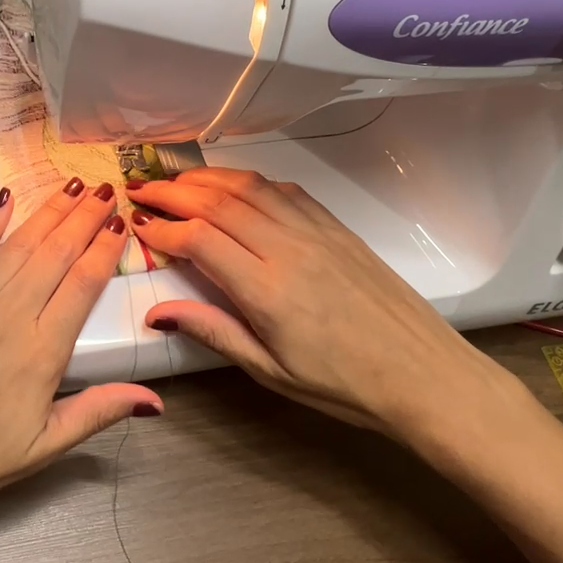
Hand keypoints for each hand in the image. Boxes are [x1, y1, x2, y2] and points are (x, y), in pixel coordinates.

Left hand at [0, 178, 160, 562]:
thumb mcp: (41, 448)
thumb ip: (97, 413)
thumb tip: (156, 398)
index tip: (123, 224)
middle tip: (105, 190)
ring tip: (72, 187)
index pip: (83, 283)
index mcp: (41, 349)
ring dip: (49, 212)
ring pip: (19, 243)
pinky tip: (6, 198)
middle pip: (56, 252)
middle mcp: (10, 311)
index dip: (105, 250)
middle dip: (84, 217)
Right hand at [127, 167, 515, 436]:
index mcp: (267, 289)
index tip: (137, 225)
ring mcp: (315, 231)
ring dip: (206, 177)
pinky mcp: (336, 227)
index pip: (199, 240)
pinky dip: (250, 181)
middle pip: (217, 202)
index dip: (162, 227)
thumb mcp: (271, 372)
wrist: (426, 376)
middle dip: (172, 191)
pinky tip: (234, 185)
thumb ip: (213, 332)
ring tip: (175, 179)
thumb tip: (159, 312)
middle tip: (139, 188)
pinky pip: (284, 190)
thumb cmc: (345, 385)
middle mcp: (287, 248)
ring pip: (249, 186)